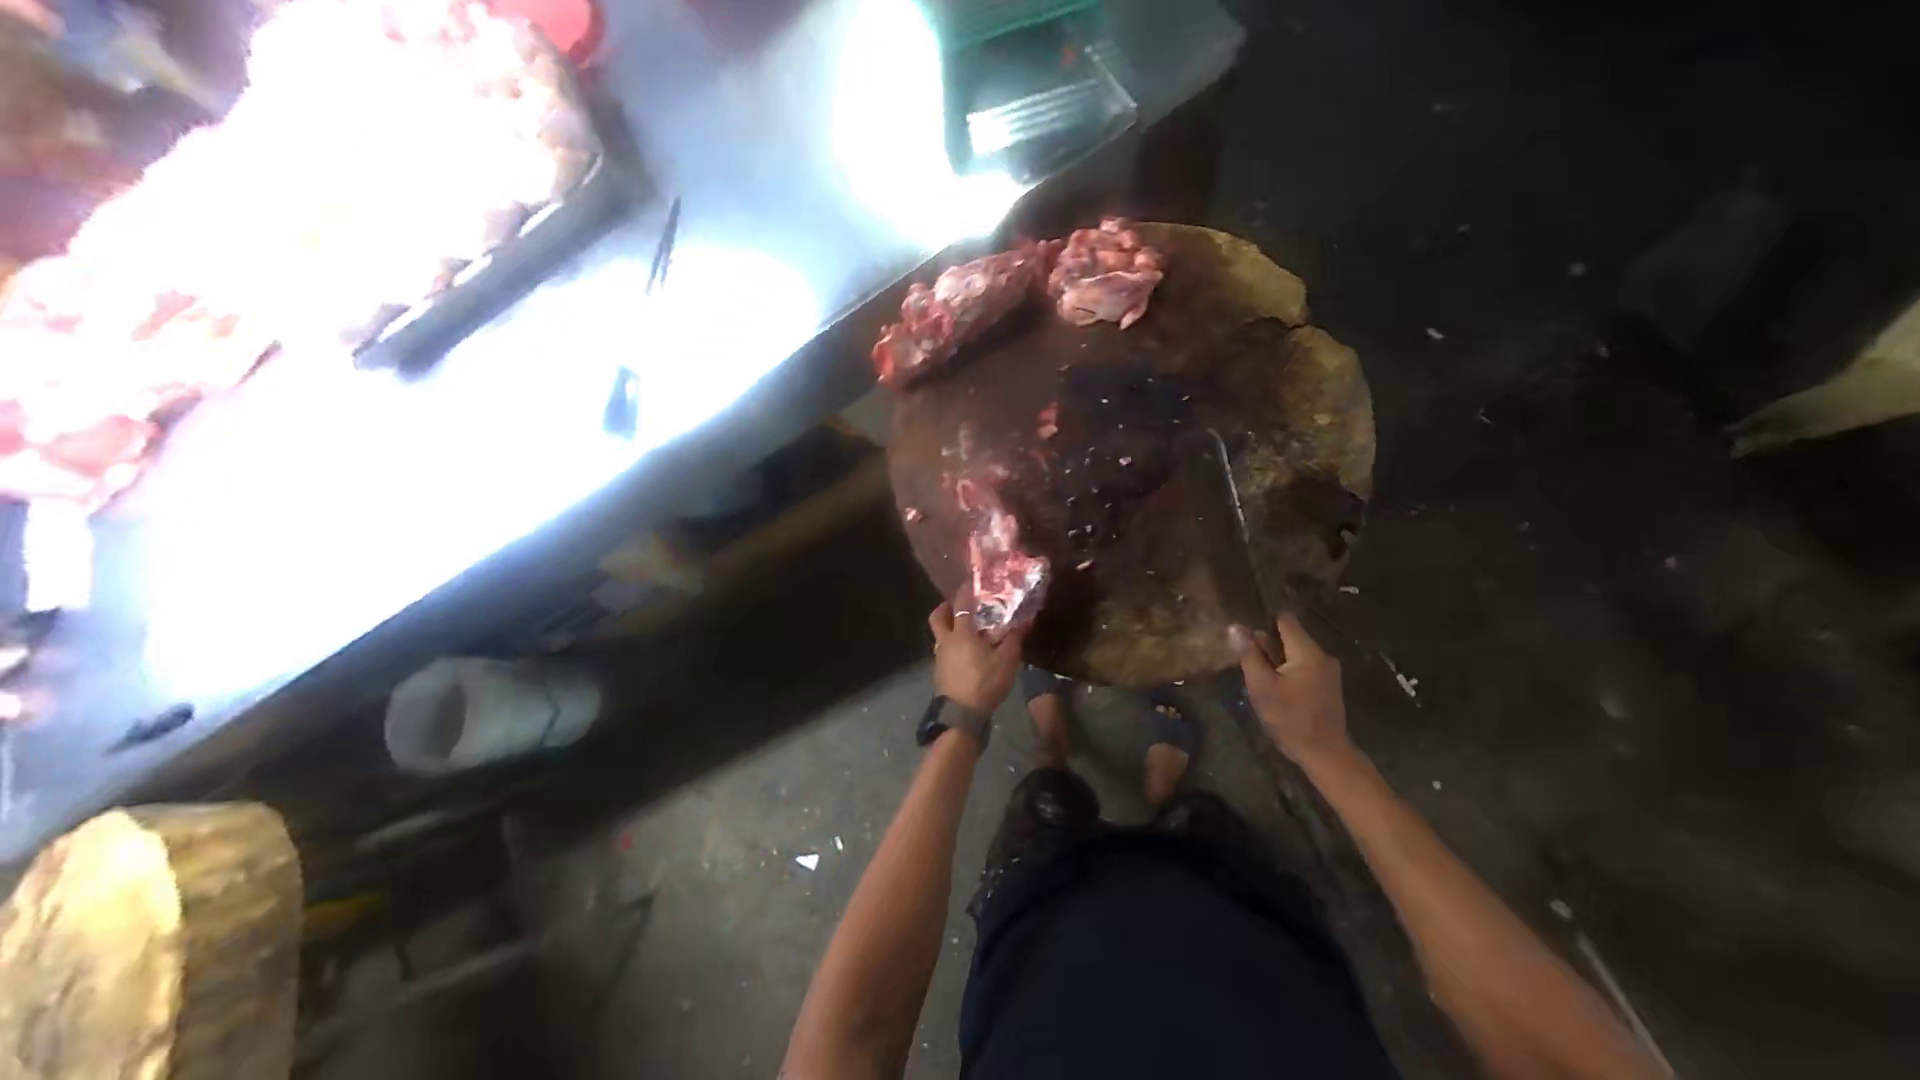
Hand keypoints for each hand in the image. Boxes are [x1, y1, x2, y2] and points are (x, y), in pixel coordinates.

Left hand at [930, 591, 1026, 713]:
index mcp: (961, 633)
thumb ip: (1014, 639)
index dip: (966, 591)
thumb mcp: (1007, 660)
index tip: (971, 582)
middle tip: (959, 605)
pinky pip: (944, 650)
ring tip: (967, 630)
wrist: (960, 714)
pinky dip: (952, 645)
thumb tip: (1022, 622)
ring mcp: (940, 657)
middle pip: (938, 617)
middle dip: (946, 607)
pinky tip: (966, 652)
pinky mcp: (939, 671)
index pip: (961, 605)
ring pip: (940, 635)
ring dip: (949, 628)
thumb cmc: (984, 682)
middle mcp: (946, 640)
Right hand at [1229, 613, 1350, 764]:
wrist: (1324, 754)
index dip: (1263, 621)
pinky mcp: (1327, 685)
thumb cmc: (1290, 719)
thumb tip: (1235, 627)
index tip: (1245, 633)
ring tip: (1258, 677)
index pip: (1285, 619)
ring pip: (1295, 653)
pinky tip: (1274, 688)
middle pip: (1290, 636)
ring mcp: (1327, 671)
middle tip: (1246, 662)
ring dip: (1275, 660)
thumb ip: (1249, 654)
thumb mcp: (1262, 686)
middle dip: (1266, 645)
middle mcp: (1322, 656)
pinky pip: (1303, 667)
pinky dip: (1286, 671)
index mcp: (1308, 652)